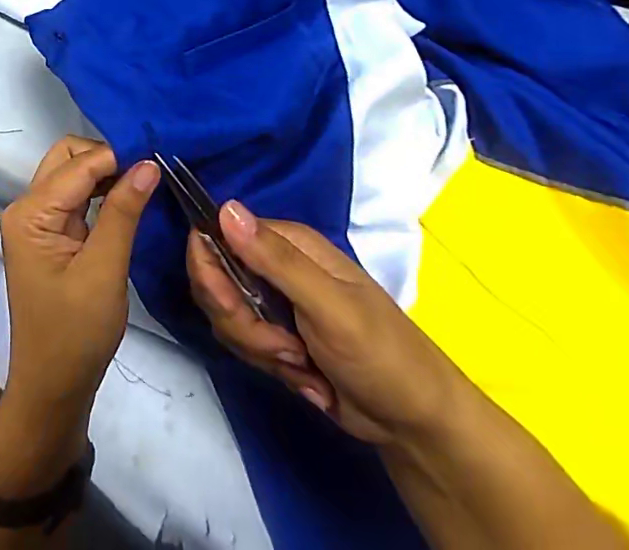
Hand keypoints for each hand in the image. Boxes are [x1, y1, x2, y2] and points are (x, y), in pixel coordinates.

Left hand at [0, 137, 158, 410]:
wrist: (53, 385)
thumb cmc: (76, 333)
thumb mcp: (104, 271)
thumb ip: (123, 213)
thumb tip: (148, 163)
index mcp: (31, 213)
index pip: (78, 164)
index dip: (118, 154)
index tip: (161, 153)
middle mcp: (27, 207)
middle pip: (68, 158)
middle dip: (108, 156)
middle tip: (152, 169)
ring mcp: (37, 221)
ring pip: (72, 174)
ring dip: (106, 172)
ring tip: (148, 178)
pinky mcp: (50, 235)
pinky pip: (76, 197)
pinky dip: (102, 191)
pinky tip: (130, 197)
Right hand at [187, 200, 466, 446]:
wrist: (415, 421)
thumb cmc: (382, 354)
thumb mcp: (329, 305)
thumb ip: (275, 259)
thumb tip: (225, 208)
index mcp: (288, 243)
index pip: (217, 237)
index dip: (212, 272)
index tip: (231, 306)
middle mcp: (274, 265)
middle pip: (216, 282)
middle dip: (241, 323)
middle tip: (286, 347)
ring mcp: (273, 302)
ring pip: (226, 317)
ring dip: (259, 348)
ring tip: (303, 364)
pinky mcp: (274, 335)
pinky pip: (242, 342)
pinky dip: (269, 364)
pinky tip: (307, 376)